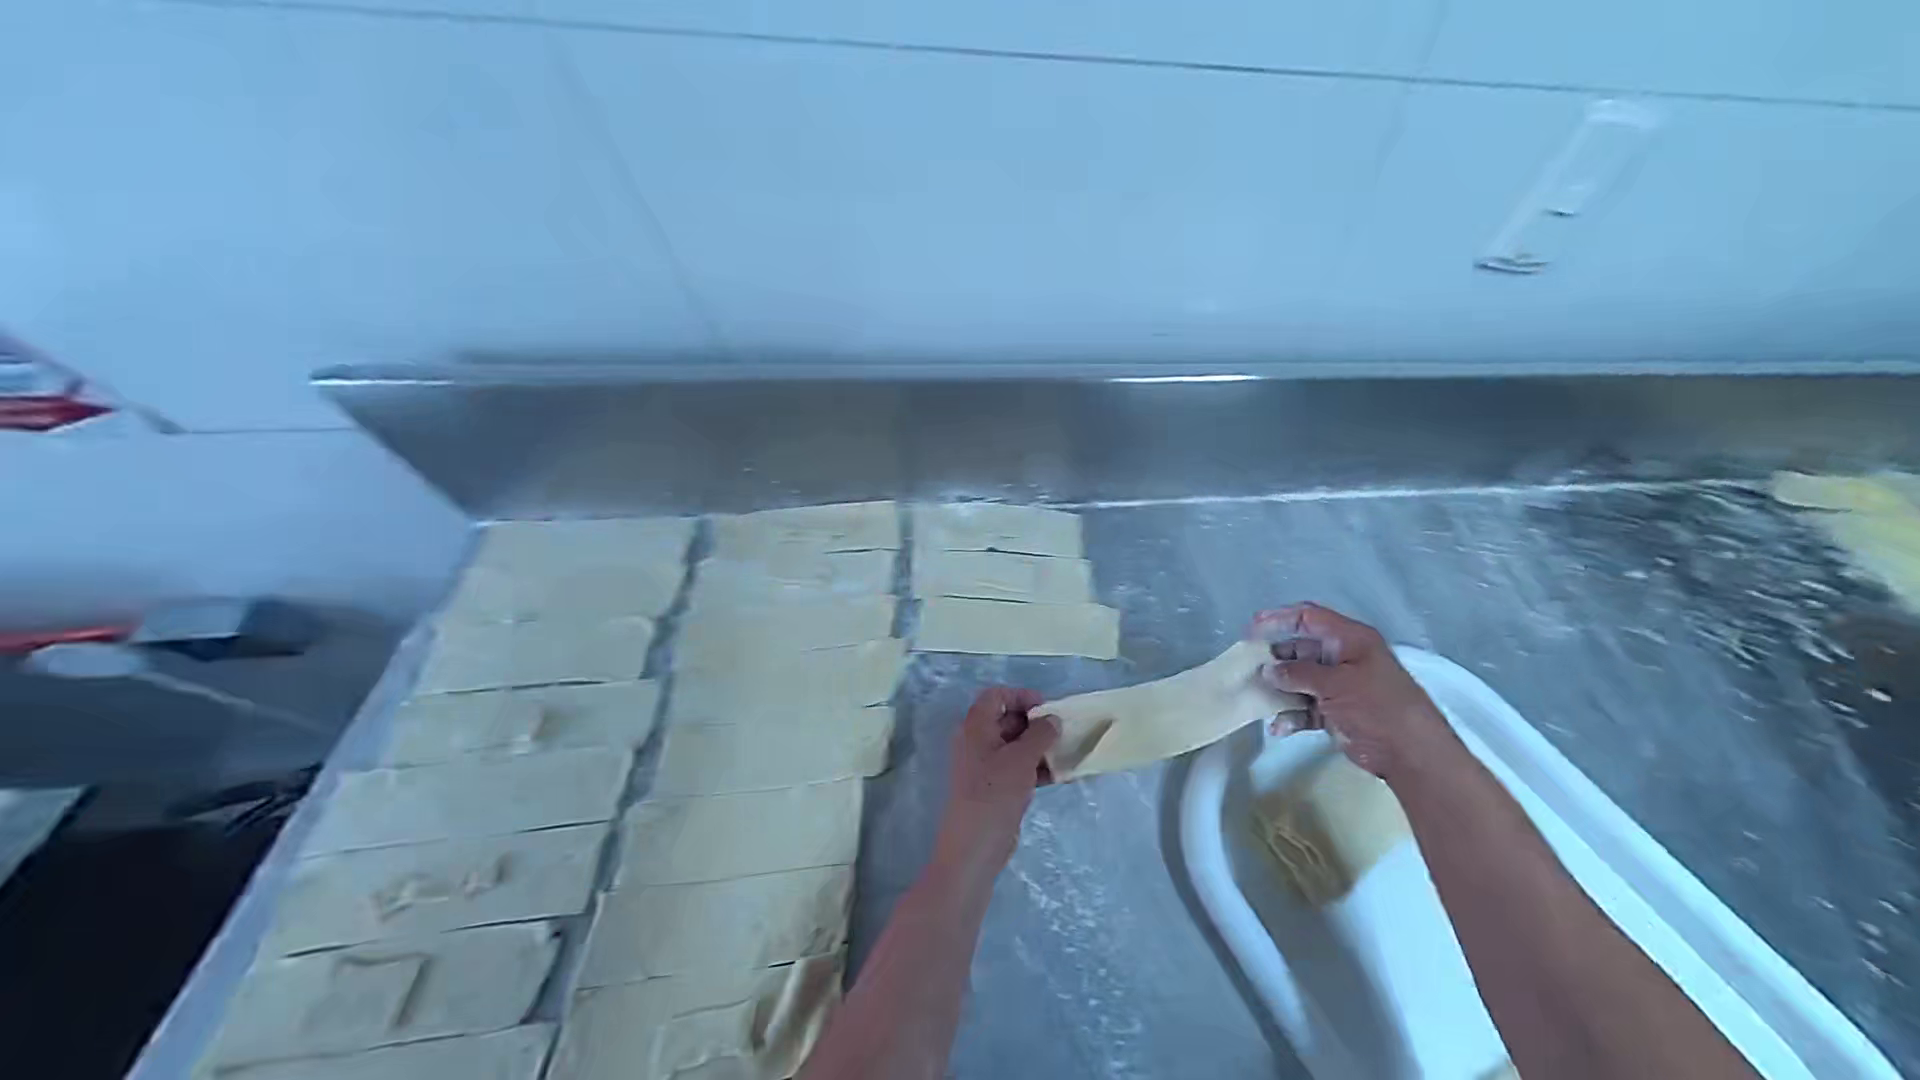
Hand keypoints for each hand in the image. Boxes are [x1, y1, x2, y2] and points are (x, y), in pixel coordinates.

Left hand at [933, 687, 1058, 884]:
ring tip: (1065, 752)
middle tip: (1062, 730)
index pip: (996, 696)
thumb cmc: (995, 793)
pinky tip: (1060, 774)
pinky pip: (1017, 766)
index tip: (1047, 707)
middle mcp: (977, 741)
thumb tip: (1052, 719)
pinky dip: (1036, 766)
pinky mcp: (994, 786)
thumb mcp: (1021, 759)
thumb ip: (1040, 734)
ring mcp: (985, 765)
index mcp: (975, 726)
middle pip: (1006, 718)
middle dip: (1035, 722)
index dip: (1021, 696)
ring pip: (1014, 744)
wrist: (975, 846)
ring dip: (1039, 746)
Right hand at [1250, 603, 1460, 779]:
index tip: (1252, 628)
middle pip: (1300, 649)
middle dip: (1275, 659)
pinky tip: (1279, 726)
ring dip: (1280, 689)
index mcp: (1350, 640)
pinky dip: (1292, 715)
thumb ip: (1298, 673)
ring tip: (1260, 698)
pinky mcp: (1336, 711)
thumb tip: (1268, 670)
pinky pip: (1305, 707)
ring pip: (1299, 680)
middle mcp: (1343, 658)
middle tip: (1250, 667)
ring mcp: (1340, 686)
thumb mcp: (1336, 684)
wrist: (1412, 755)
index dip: (1279, 618)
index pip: (1309, 618)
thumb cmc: (1378, 707)